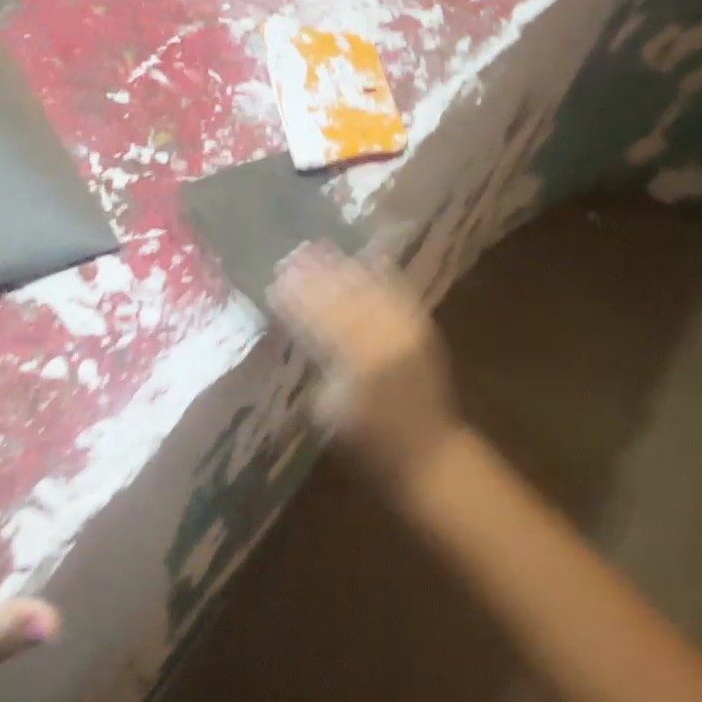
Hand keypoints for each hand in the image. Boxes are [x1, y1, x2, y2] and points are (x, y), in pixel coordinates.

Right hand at [267, 243, 464, 489]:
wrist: (426, 451)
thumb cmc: (368, 440)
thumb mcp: (329, 408)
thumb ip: (319, 365)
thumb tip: (301, 331)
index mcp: (356, 362)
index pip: (320, 321)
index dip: (296, 300)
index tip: (274, 283)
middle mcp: (384, 340)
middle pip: (344, 299)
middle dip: (317, 277)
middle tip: (292, 258)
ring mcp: (407, 331)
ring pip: (370, 291)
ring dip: (344, 269)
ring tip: (321, 250)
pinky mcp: (423, 329)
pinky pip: (400, 294)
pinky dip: (383, 274)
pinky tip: (368, 256)